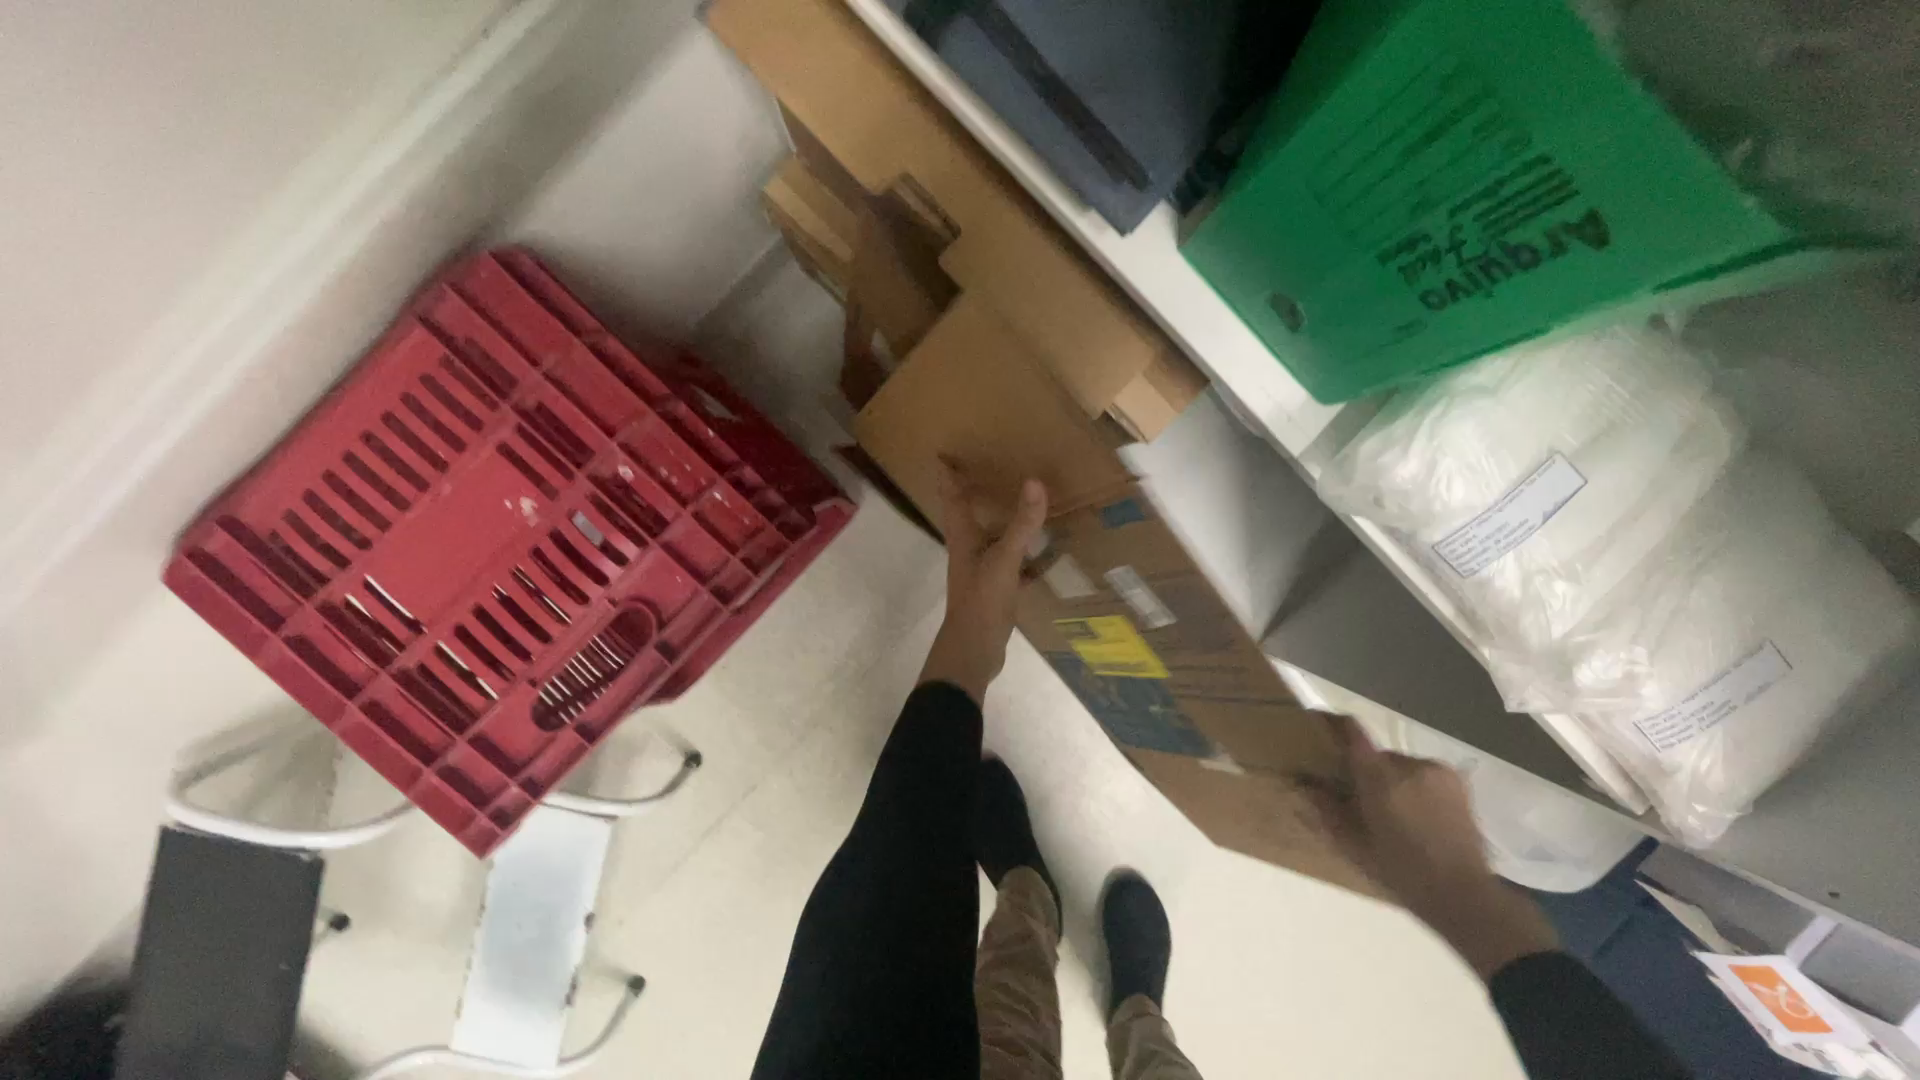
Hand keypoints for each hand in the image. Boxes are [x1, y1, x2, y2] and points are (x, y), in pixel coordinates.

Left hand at [919, 465, 1047, 703]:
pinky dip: (1026, 555)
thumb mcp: (1005, 559)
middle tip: (988, 468)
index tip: (944, 454)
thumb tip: (1034, 481)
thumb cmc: (982, 601)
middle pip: (968, 516)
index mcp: (963, 538)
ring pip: (991, 538)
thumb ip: (1021, 524)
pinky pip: (1012, 563)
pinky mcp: (996, 590)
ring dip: (1002, 522)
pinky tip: (1046, 553)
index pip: (952, 499)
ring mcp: (982, 571)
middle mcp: (968, 550)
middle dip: (974, 494)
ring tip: (1019, 502)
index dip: (948, 477)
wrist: (974, 650)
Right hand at [1324, 716, 1558, 979]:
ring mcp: (1436, 770)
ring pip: (1400, 764)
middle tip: (1363, 799)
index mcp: (1379, 779)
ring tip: (1395, 812)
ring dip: (1392, 779)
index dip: (1333, 722)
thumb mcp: (1352, 844)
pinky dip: (1415, 785)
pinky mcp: (1456, 779)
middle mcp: (1407, 764)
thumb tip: (1300, 783)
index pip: (1352, 732)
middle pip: (1376, 755)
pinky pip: (1423, 772)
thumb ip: (1324, 808)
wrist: (1461, 893)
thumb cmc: (1399, 871)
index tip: (1318, 721)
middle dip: (1366, 771)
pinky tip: (1419, 813)